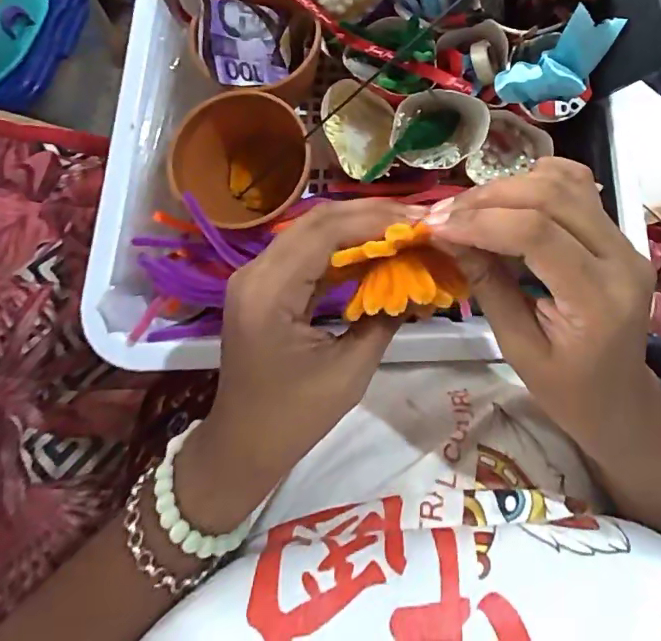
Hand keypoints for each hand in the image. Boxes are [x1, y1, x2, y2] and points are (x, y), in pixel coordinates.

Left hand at [174, 199, 417, 531]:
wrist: (241, 447)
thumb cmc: (294, 418)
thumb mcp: (350, 371)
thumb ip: (383, 317)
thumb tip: (419, 279)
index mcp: (270, 293)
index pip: (326, 231)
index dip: (376, 220)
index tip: (419, 221)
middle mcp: (256, 272)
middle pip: (318, 219)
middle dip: (372, 213)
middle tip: (418, 218)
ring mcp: (257, 274)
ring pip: (314, 227)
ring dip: (359, 223)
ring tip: (404, 227)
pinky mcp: (266, 282)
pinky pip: (308, 248)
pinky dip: (345, 243)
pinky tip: (377, 247)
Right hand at [428, 159, 658, 447]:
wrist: (619, 399)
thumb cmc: (567, 389)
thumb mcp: (518, 348)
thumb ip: (487, 284)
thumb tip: (445, 233)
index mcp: (599, 299)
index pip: (538, 234)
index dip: (482, 221)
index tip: (437, 225)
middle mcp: (622, 258)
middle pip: (552, 197)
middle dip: (490, 197)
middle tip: (445, 213)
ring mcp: (626, 241)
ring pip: (566, 182)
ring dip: (511, 185)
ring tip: (471, 207)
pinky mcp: (620, 233)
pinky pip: (580, 187)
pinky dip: (541, 180)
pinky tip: (511, 198)